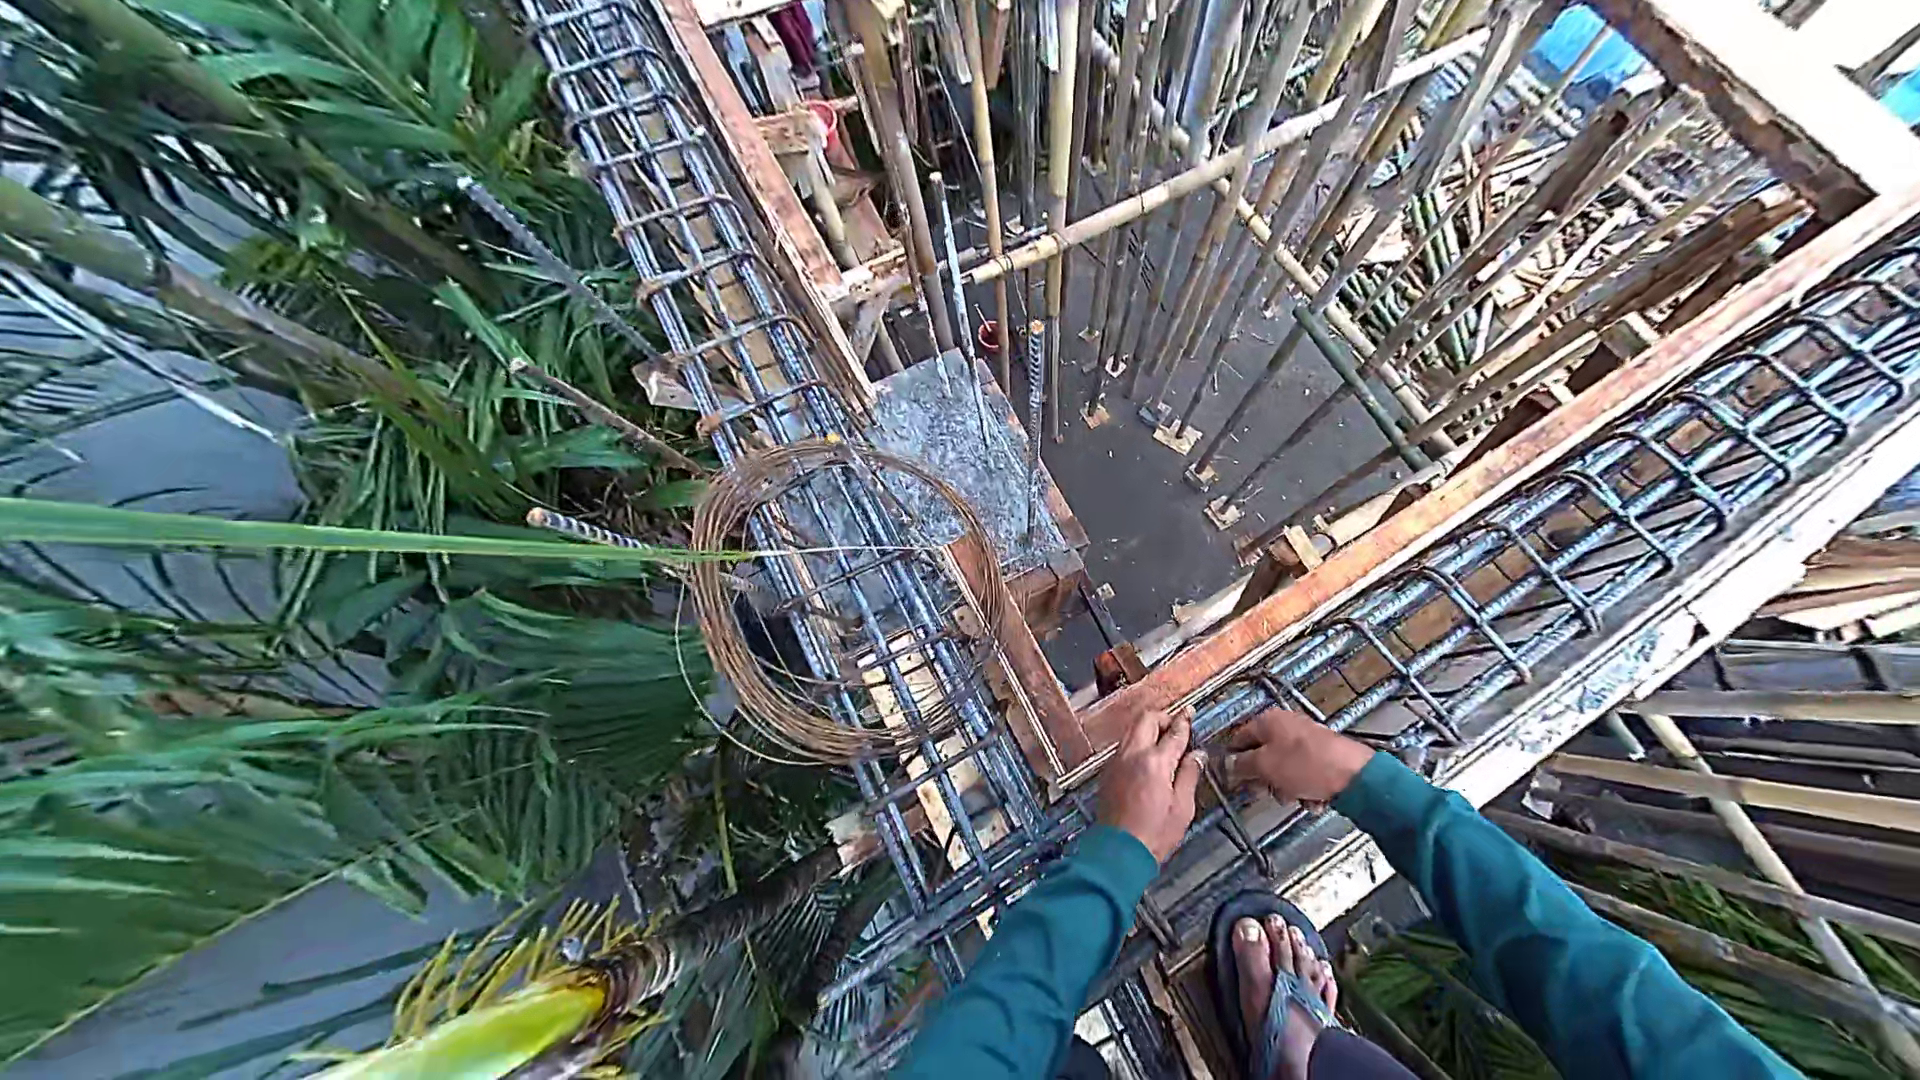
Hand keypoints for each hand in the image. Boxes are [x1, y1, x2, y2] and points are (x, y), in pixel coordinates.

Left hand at [1097, 708, 1203, 863]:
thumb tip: (1197, 756)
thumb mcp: (1183, 807)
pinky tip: (1148, 755)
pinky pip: (1124, 744)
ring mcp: (1117, 760)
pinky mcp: (1108, 769)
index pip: (1173, 733)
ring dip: (1148, 727)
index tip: (1190, 715)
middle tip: (1177, 726)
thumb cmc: (1153, 834)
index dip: (1184, 722)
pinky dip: (1137, 741)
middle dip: (1163, 718)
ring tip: (1164, 739)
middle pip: (1146, 719)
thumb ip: (1189, 775)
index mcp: (1155, 762)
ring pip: (1132, 729)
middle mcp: (1132, 754)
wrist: (1119, 849)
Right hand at [1224, 708, 1373, 804]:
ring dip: (1284, 784)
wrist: (1356, 776)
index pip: (1239, 738)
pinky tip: (1311, 797)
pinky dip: (1304, 785)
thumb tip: (1227, 764)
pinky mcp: (1325, 754)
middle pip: (1262, 752)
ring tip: (1294, 797)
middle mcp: (1286, 724)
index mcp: (1268, 720)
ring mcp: (1307, 738)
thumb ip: (1241, 764)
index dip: (1234, 759)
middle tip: (1265, 791)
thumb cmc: (1305, 765)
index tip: (1234, 778)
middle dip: (1263, 776)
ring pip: (1283, 765)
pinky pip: (1304, 770)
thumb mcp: (1264, 766)